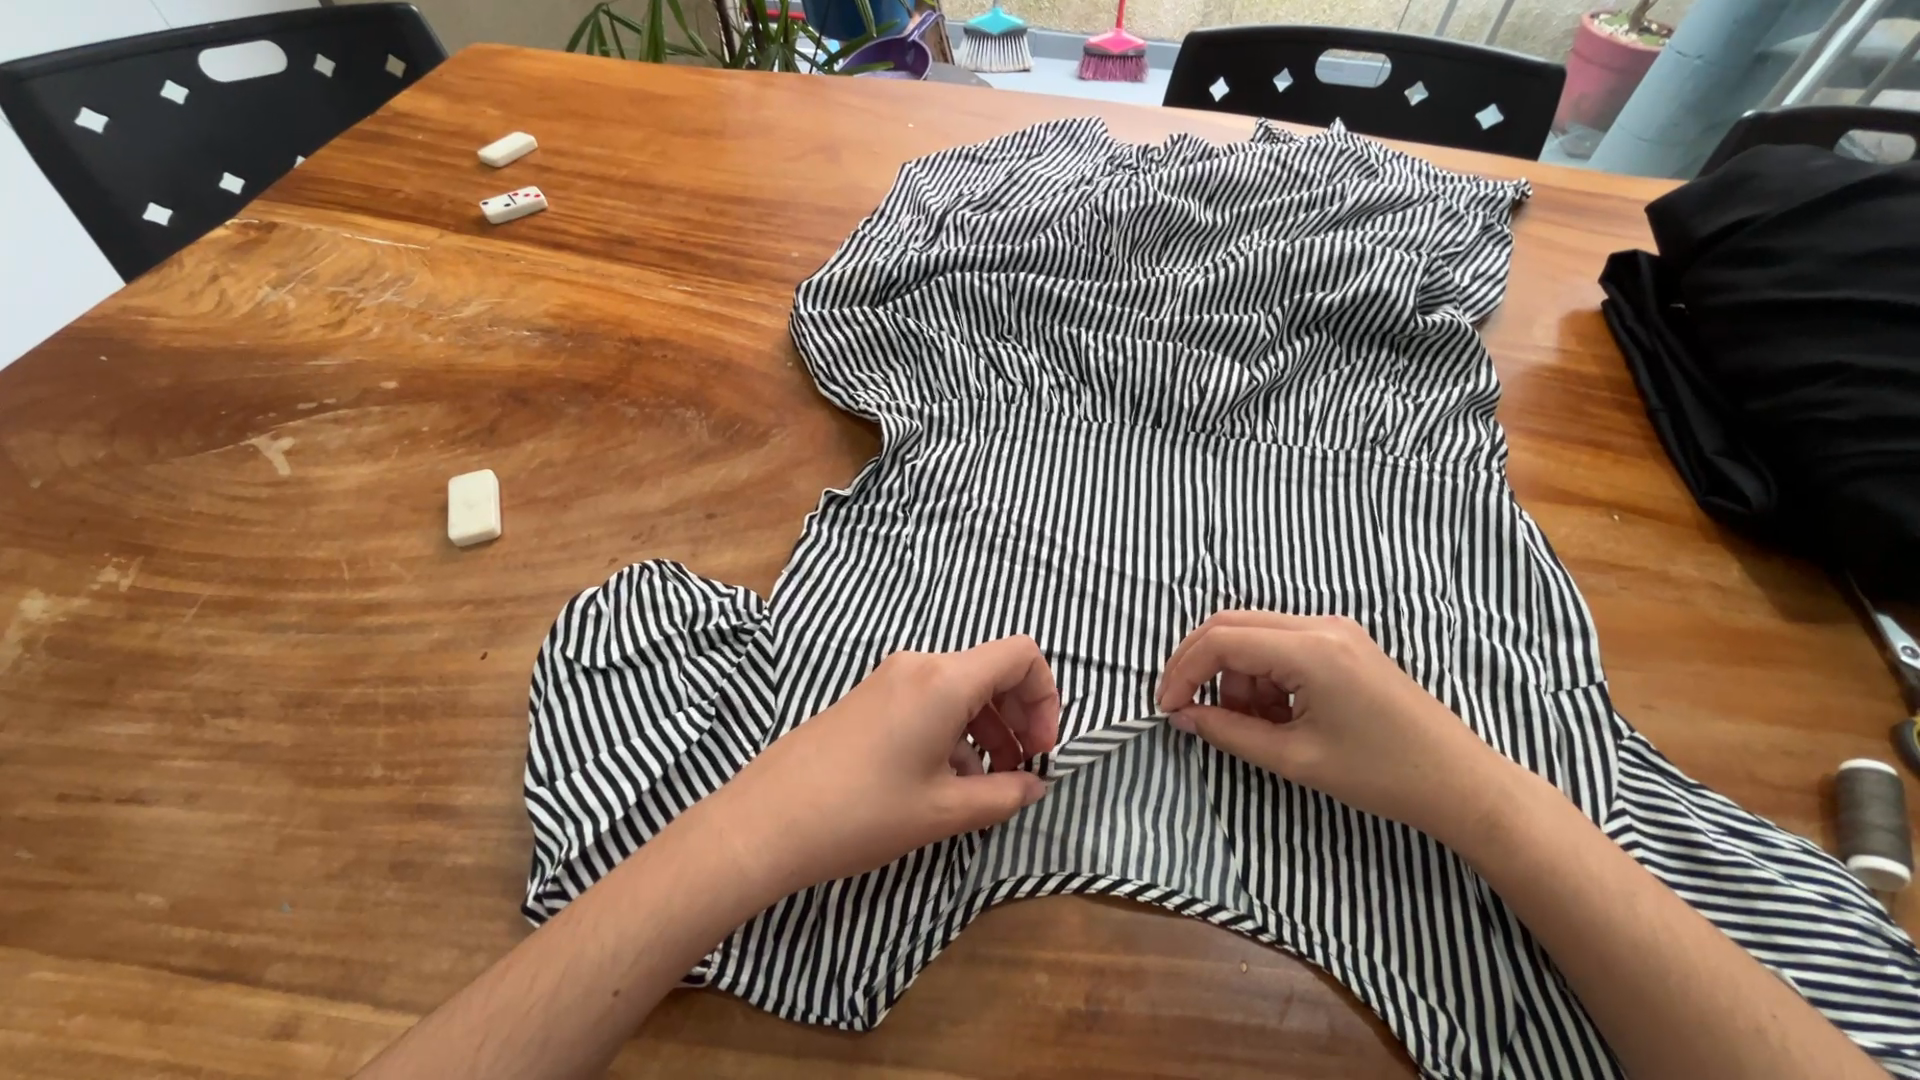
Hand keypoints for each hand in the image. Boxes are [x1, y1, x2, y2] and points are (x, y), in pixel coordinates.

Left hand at [703, 636, 1061, 899]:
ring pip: (960, 689)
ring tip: (986, 786)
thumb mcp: (944, 811)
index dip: (1045, 697)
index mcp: (945, 679)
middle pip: (992, 671)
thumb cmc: (863, 813)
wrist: (766, 822)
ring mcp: (888, 680)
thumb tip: (1035, 786)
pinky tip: (946, 783)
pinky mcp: (868, 699)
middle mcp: (919, 666)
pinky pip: (928, 701)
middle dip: (1019, 717)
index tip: (1040, 748)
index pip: (1021, 654)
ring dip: (987, 730)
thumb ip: (1004, 795)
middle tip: (1021, 770)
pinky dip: (953, 732)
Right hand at [1155, 612, 1510, 842]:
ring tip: (1250, 725)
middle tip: (1187, 708)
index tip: (1167, 709)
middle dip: (1200, 666)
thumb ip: (1229, 733)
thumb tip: (1182, 717)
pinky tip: (1276, 714)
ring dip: (1235, 675)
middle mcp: (1320, 625)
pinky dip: (1262, 675)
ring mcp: (1335, 630)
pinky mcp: (1343, 643)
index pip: (1221, 641)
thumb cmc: (1380, 775)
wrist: (1461, 783)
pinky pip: (1281, 646)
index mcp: (1310, 649)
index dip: (1183, 672)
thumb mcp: (1295, 759)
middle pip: (1231, 625)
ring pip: (1253, 635)